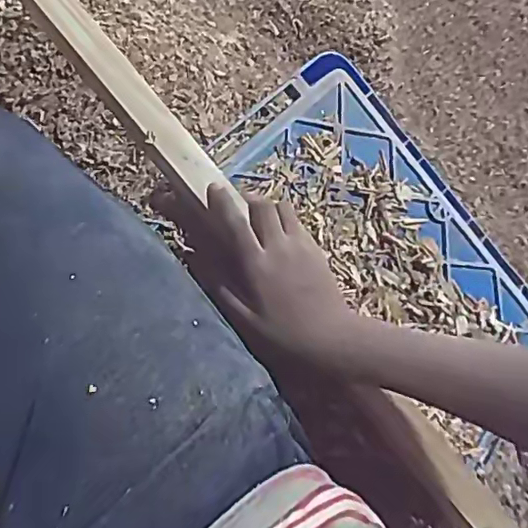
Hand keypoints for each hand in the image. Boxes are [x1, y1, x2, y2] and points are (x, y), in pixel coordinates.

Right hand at [199, 182, 356, 366]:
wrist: (333, 339)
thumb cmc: (283, 334)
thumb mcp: (244, 318)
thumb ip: (218, 285)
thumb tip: (194, 258)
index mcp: (257, 264)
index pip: (236, 223)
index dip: (223, 203)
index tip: (214, 188)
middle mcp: (279, 246)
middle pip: (262, 205)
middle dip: (247, 198)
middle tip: (238, 204)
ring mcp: (301, 245)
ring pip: (282, 207)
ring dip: (268, 206)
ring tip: (260, 218)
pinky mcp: (317, 249)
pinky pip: (297, 221)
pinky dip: (284, 219)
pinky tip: (280, 236)